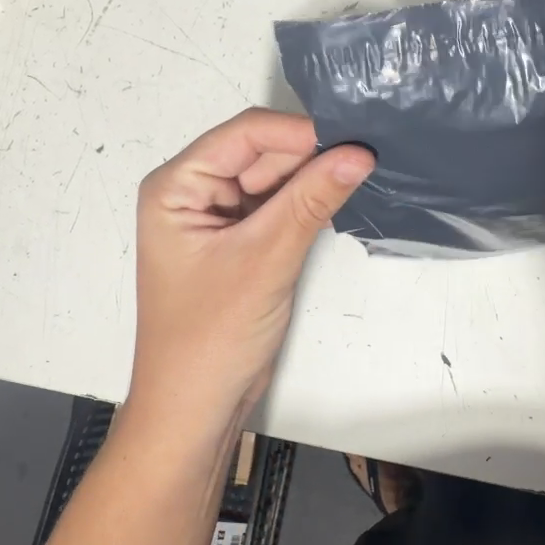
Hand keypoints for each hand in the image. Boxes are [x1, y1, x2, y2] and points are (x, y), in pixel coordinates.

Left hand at [131, 109, 374, 423]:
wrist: (196, 412)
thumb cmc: (211, 337)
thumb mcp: (266, 259)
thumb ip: (313, 200)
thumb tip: (360, 152)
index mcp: (177, 185)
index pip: (244, 134)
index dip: (298, 132)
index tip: (352, 139)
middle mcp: (195, 191)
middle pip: (263, 152)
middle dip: (310, 156)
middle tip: (367, 157)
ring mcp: (219, 216)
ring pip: (277, 177)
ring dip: (314, 179)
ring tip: (363, 173)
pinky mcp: (243, 239)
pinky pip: (280, 204)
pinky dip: (308, 203)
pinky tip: (340, 199)